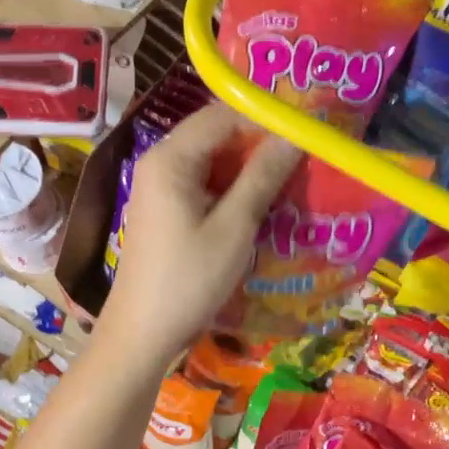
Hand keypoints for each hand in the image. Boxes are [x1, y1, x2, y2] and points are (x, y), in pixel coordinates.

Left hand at [103, 104, 302, 358]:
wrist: (142, 333)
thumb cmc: (188, 280)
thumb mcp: (234, 227)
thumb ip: (263, 177)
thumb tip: (294, 137)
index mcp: (170, 157)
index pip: (224, 115)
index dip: (267, 120)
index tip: (307, 133)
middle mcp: (159, 163)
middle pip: (216, 136)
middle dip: (259, 145)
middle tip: (303, 160)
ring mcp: (158, 190)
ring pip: (212, 163)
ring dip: (248, 171)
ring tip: (290, 184)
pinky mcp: (163, 214)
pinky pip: (203, 187)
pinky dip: (231, 192)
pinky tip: (260, 209)